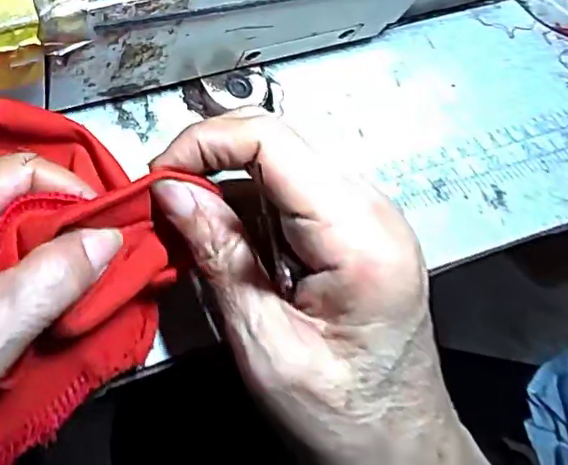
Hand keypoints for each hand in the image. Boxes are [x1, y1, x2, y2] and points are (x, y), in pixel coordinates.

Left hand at [0, 153, 123, 463]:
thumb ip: (50, 280)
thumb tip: (105, 238)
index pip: (20, 172)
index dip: (73, 195)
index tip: (113, 227)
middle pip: (20, 197)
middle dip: (64, 231)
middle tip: (102, 267)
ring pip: (16, 228)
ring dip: (50, 258)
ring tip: (77, 291)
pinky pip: (2, 255)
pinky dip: (31, 277)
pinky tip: (45, 303)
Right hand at [150, 114, 482, 464]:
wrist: (405, 453)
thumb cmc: (348, 421)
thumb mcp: (267, 347)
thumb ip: (219, 259)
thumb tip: (170, 189)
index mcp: (359, 237)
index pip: (268, 140)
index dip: (203, 142)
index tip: (162, 176)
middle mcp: (368, 208)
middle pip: (268, 135)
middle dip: (205, 154)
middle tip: (166, 194)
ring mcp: (360, 208)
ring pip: (269, 151)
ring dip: (218, 173)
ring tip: (189, 220)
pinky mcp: (345, 217)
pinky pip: (278, 177)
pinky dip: (236, 192)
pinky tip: (222, 233)